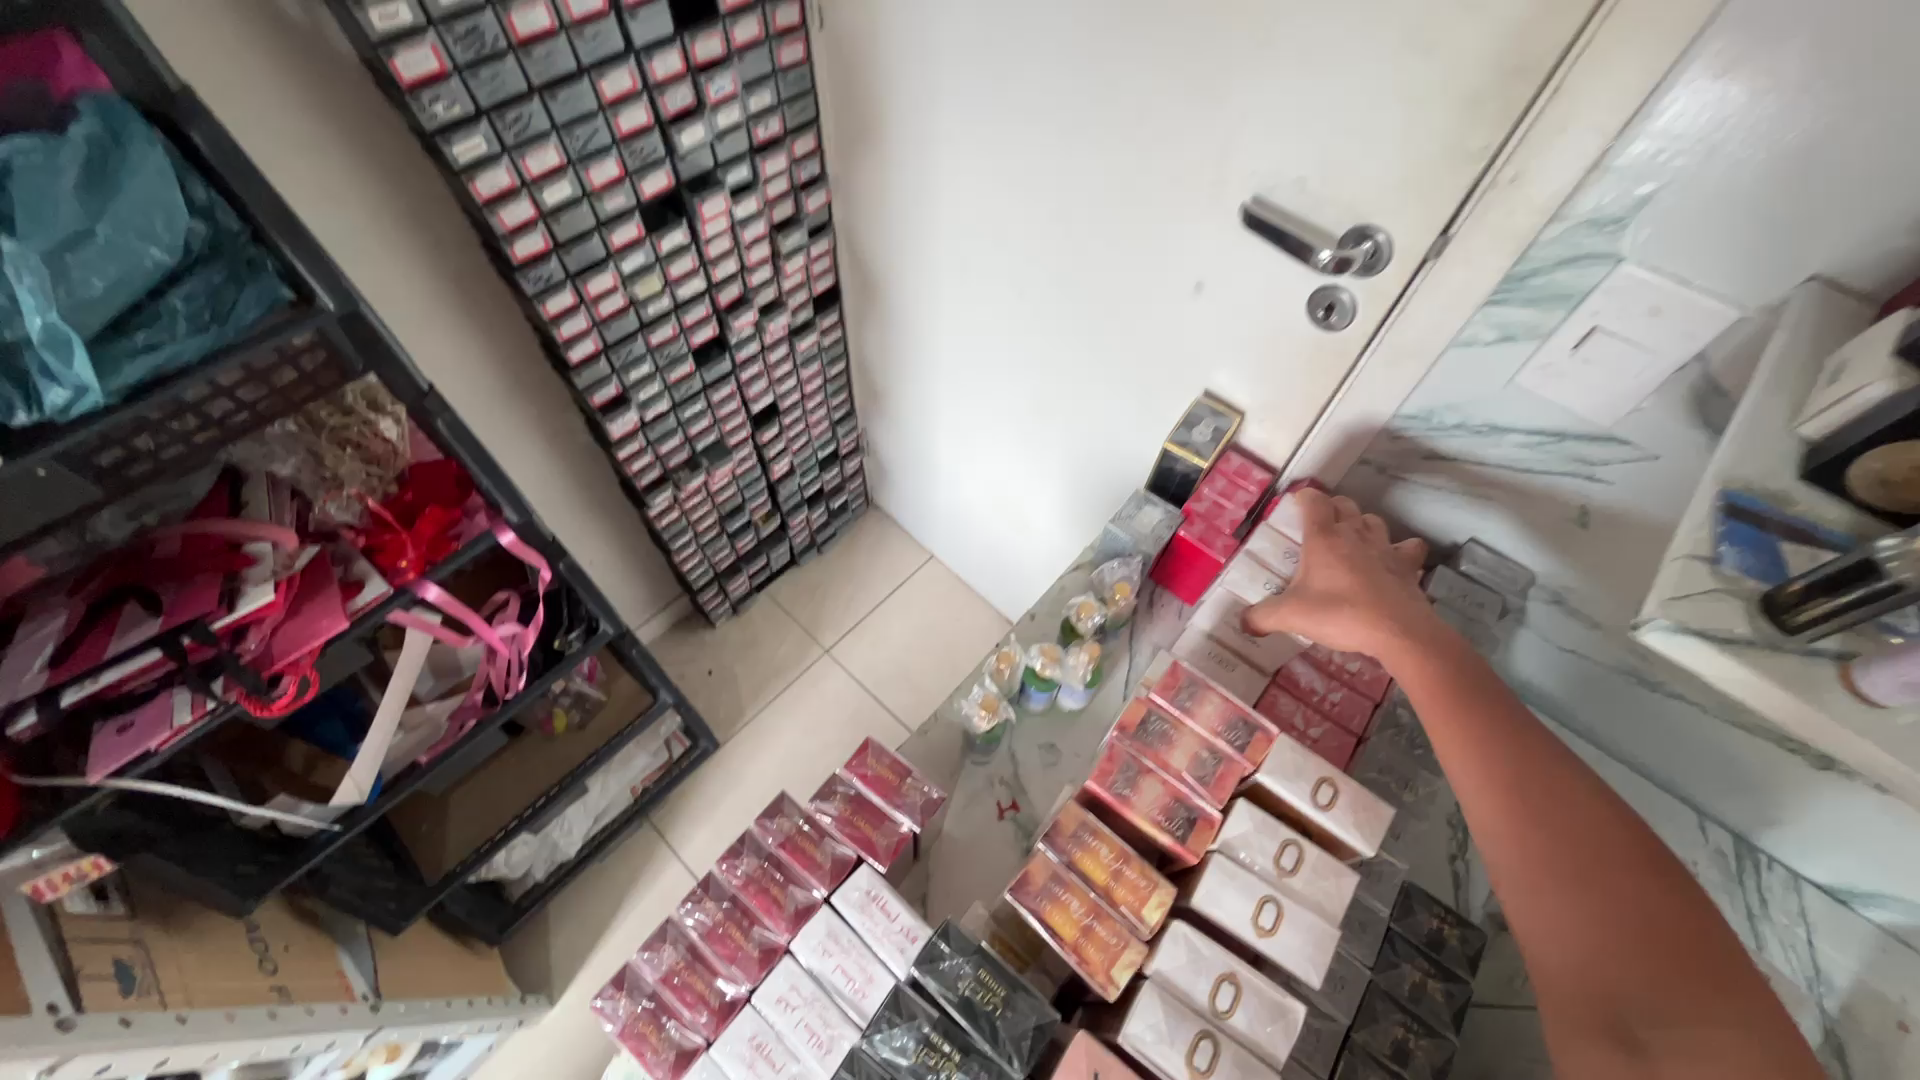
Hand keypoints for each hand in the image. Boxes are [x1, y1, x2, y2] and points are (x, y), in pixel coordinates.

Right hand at [1241, 489, 1439, 662]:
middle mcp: (1354, 534)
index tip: (1294, 504)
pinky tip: (1391, 559)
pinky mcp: (1407, 564)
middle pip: (1344, 504)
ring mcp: (1384, 547)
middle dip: (1330, 508)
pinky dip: (1399, 549)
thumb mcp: (1290, 616)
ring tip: (1351, 539)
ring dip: (1361, 523)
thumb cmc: (1340, 614)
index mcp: (1323, 538)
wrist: (1397, 631)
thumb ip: (1262, 616)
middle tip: (1318, 524)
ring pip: (1373, 520)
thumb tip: (1244, 622)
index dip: (1304, 497)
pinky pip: (1407, 546)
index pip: (1314, 501)